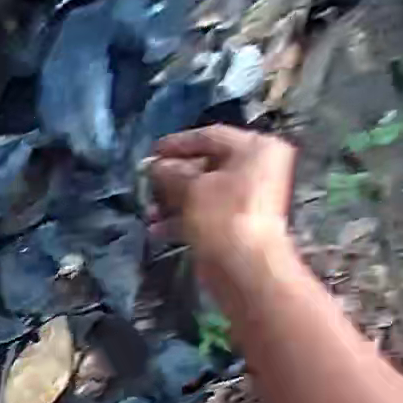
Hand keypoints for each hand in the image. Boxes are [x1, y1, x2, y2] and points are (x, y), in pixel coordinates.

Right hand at [147, 125, 296, 268]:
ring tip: (149, 213)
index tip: (151, 153)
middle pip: (206, 165)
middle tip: (146, 185)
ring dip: (172, 201)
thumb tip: (154, 166)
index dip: (177, 144)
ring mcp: (247, 197)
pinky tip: (157, 229)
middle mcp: (256, 168)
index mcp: (255, 149)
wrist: (243, 265)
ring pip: (202, 191)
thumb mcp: (191, 187)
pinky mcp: (236, 222)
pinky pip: (205, 212)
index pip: (210, 136)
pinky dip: (182, 218)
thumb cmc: (222, 216)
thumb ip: (170, 172)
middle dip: (171, 178)